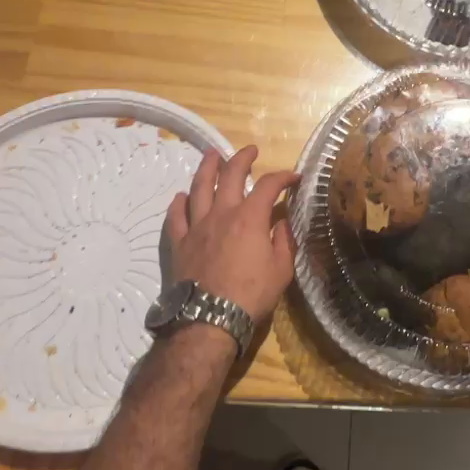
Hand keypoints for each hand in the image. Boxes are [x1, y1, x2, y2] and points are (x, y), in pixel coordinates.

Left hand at [166, 146, 300, 322]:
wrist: (208, 319)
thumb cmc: (250, 295)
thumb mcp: (281, 270)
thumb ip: (283, 241)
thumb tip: (282, 222)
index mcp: (250, 218)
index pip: (269, 185)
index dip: (283, 176)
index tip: (294, 177)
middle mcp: (222, 214)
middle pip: (230, 175)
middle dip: (242, 158)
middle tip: (250, 150)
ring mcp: (196, 227)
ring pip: (198, 188)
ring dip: (207, 168)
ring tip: (212, 155)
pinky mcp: (179, 243)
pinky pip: (176, 217)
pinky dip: (179, 203)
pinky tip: (181, 196)